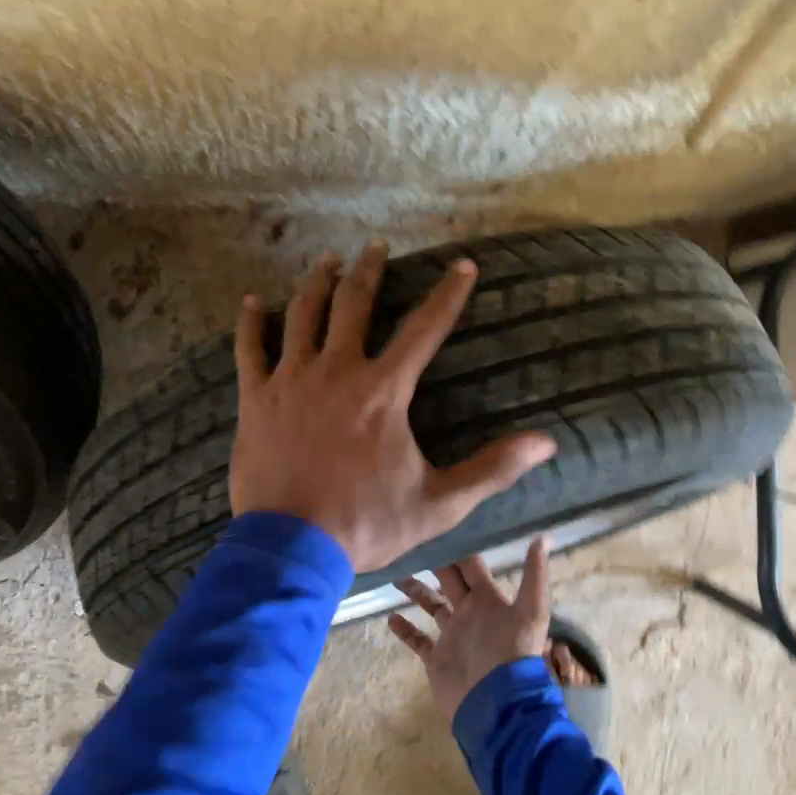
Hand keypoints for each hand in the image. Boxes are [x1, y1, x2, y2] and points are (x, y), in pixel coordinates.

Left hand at [229, 241, 556, 573]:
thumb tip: (546, 442)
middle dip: (368, 270)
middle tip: (376, 246)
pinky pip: (249, 349)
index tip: (462, 265)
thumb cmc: (366, 524)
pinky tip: (251, 302)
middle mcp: (337, 371)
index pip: (424, 328)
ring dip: (317, 282)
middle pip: (353, 303)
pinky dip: (250, 322)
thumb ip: (492, 468)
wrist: (291, 548)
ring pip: (302, 314)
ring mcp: (290, 381)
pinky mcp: (255, 399)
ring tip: (327, 261)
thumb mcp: (439, 503)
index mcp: (383, 391)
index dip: (447, 294)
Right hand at [388, 536, 553, 719]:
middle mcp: (470, 613)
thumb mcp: (530, 612)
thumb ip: (535, 574)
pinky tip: (390, 618)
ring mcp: (452, 635)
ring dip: (414, 590)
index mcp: (489, 600)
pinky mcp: (437, 658)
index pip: (471, 566)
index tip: (437, 526)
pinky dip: (405, 630)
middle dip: (432, 562)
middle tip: (410, 542)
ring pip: (431, 605)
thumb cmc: (511, 654)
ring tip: (394, 573)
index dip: (457, 547)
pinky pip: (418, 640)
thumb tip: (544, 536)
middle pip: (447, 581)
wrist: (497, 707)